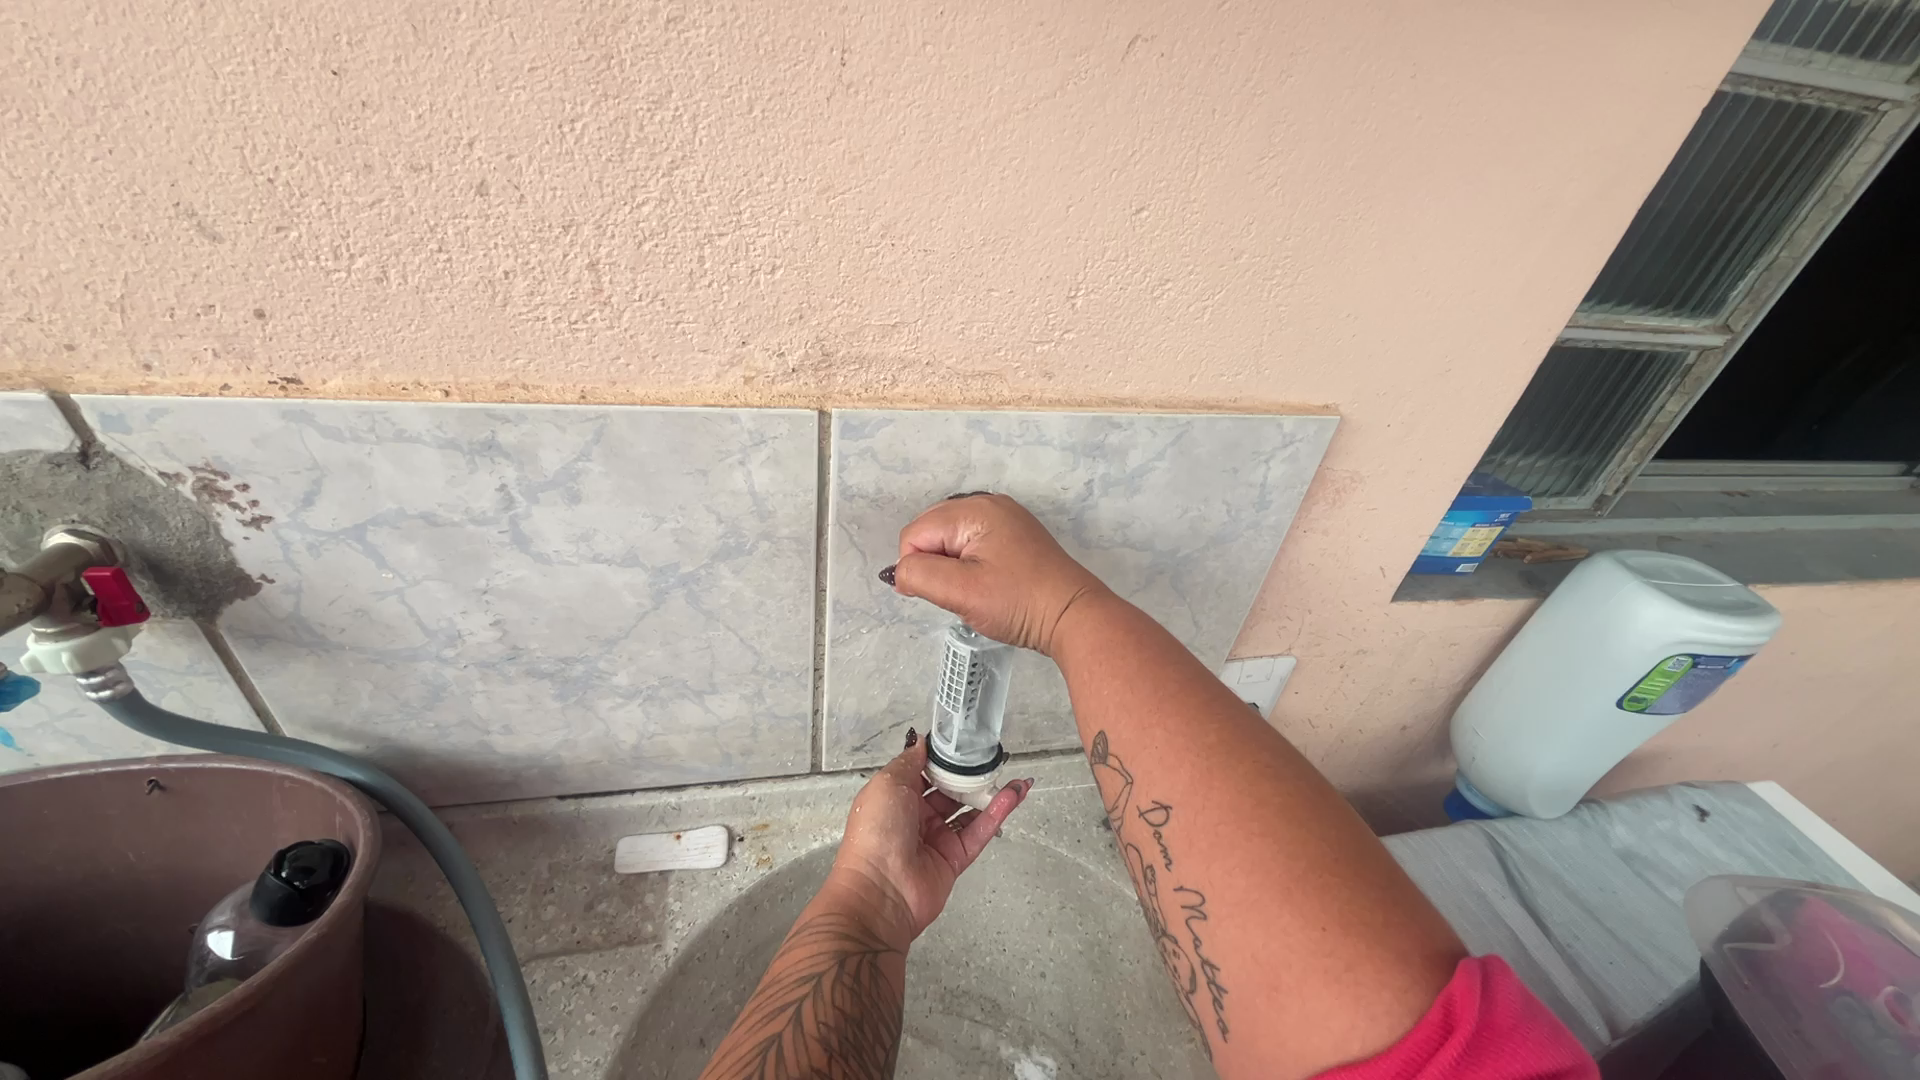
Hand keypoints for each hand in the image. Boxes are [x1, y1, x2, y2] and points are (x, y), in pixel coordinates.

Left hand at [827, 731, 1031, 946]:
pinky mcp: (956, 858)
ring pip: (968, 810)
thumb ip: (910, 762)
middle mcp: (916, 817)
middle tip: (992, 757)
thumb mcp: (888, 784)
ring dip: (990, 792)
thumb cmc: (877, 830)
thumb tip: (923, 742)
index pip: (924, 772)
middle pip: (948, 790)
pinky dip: (998, 812)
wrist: (880, 892)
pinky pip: (979, 830)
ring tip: (1014, 774)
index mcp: (896, 797)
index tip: (964, 743)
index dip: (943, 758)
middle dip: (969, 775)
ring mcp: (937, 838)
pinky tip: (1015, 794)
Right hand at [882, 493, 1111, 655]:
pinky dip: (969, 564)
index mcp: (974, 509)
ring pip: (950, 539)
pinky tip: (987, 583)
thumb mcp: (962, 592)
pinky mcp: (1013, 534)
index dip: (918, 568)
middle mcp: (988, 503)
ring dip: (951, 566)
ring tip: (976, 589)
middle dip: (934, 564)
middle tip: (961, 593)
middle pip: (931, 530)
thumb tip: (899, 572)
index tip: (943, 594)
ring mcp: (1003, 517)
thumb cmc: (1019, 603)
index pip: (915, 533)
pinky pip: (972, 543)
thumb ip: (919, 575)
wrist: (1073, 615)